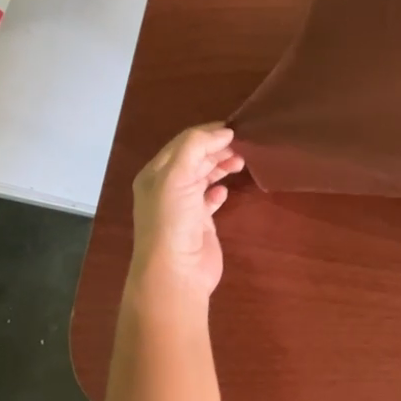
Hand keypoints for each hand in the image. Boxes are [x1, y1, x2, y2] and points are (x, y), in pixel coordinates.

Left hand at [127, 123, 245, 304]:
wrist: (176, 271)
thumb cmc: (173, 221)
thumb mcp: (177, 177)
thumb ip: (196, 148)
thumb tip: (225, 132)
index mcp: (156, 173)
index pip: (184, 143)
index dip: (208, 133)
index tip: (236, 129)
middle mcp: (166, 186)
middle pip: (194, 158)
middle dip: (217, 148)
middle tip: (244, 146)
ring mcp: (182, 205)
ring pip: (203, 176)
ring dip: (220, 165)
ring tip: (241, 162)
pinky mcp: (198, 222)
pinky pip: (209, 199)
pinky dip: (218, 190)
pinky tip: (226, 190)